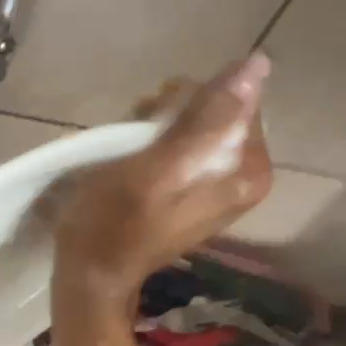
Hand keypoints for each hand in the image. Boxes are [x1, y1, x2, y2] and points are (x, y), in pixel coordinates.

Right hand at [51, 53, 273, 318]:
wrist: (89, 280)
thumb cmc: (114, 225)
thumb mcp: (157, 167)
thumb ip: (207, 119)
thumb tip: (257, 65)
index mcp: (248, 171)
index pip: (237, 100)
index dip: (190, 98)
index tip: (150, 113)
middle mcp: (244, 180)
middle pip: (218, 118)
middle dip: (175, 116)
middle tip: (133, 133)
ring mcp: (219, 193)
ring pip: (198, 135)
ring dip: (160, 132)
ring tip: (127, 151)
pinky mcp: (193, 201)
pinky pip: (185, 157)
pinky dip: (158, 152)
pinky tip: (132, 166)